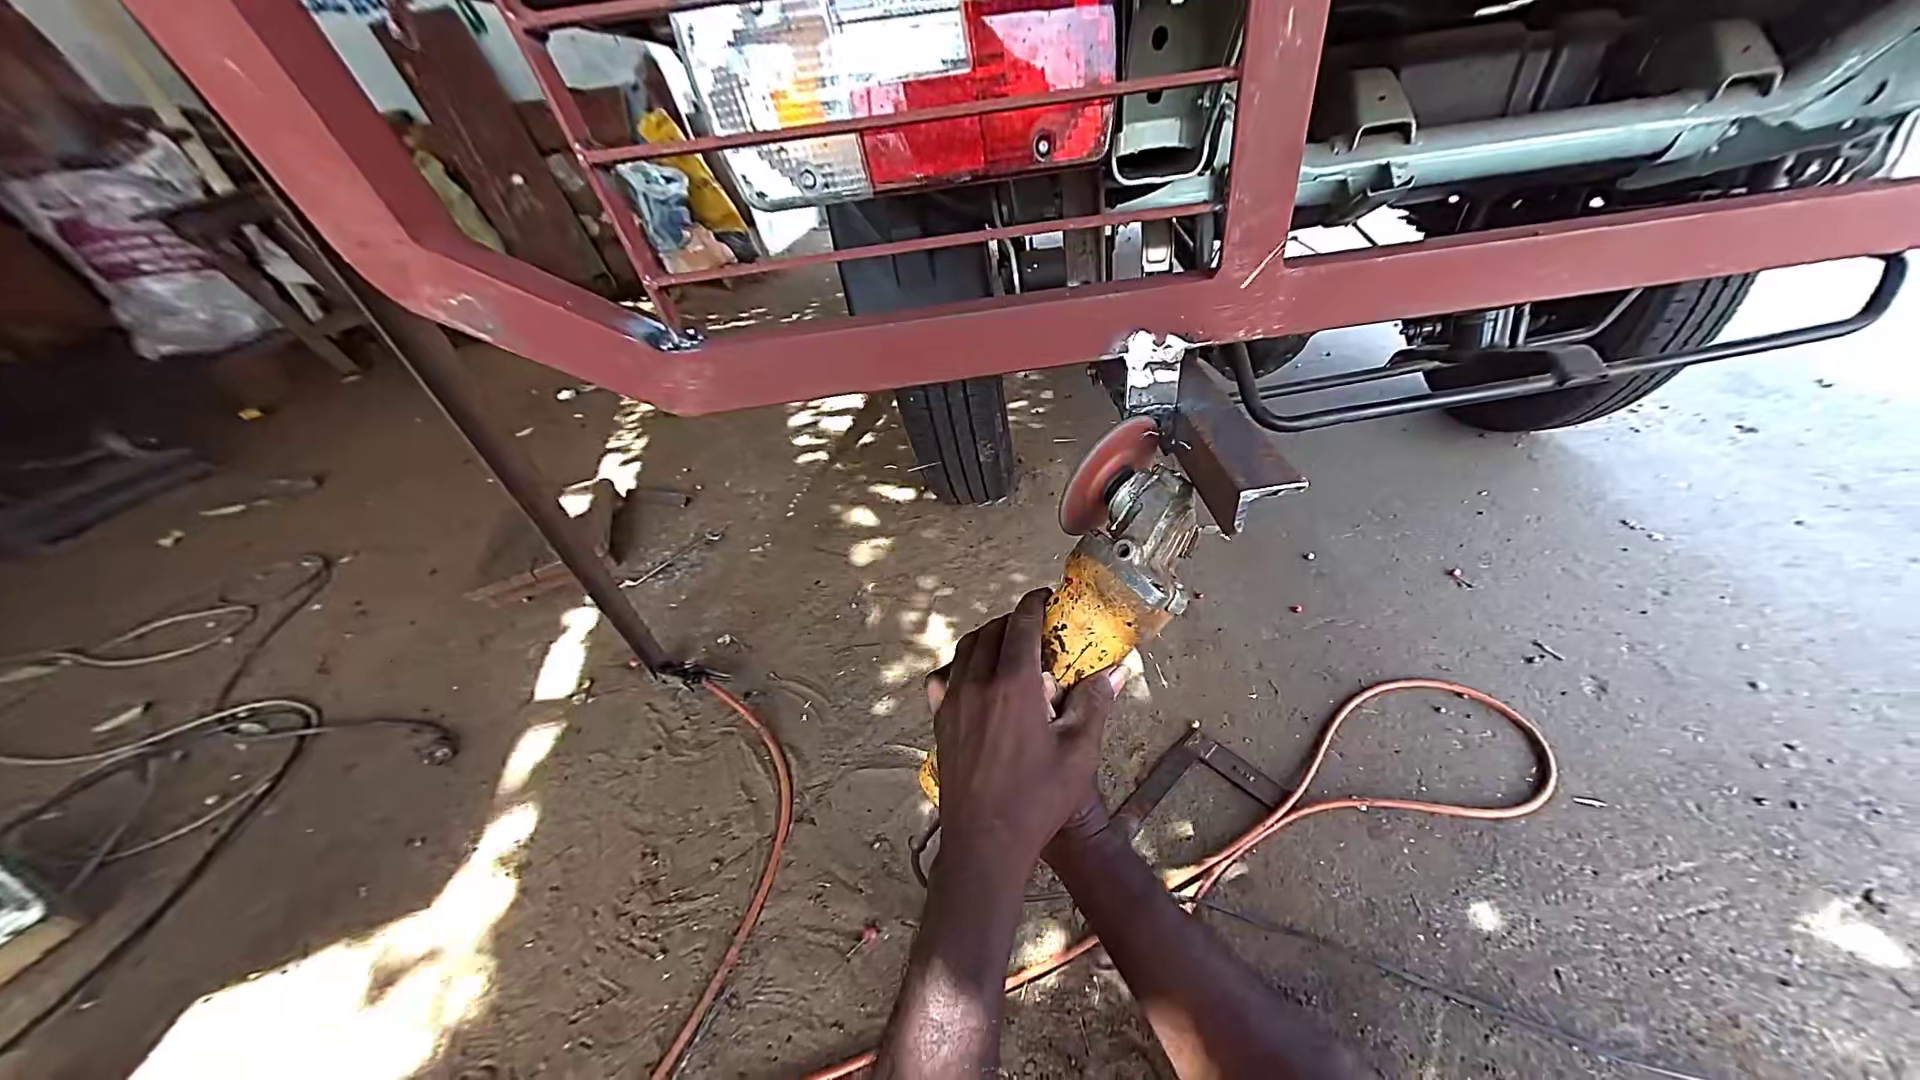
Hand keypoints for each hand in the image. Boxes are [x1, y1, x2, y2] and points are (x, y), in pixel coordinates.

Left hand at [924, 589, 1126, 877]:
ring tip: (1008, 648)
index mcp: (1013, 684)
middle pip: (991, 631)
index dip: (1034, 604)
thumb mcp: (1079, 752)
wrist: (985, 841)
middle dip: (1012, 620)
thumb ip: (1095, 703)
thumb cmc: (1037, 799)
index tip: (1045, 597)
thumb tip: (1114, 671)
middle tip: (1034, 628)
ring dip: (987, 638)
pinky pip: (944, 676)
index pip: (1020, 624)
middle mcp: (977, 683)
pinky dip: (961, 665)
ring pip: (965, 649)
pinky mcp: (940, 720)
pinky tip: (975, 679)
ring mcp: (953, 701)